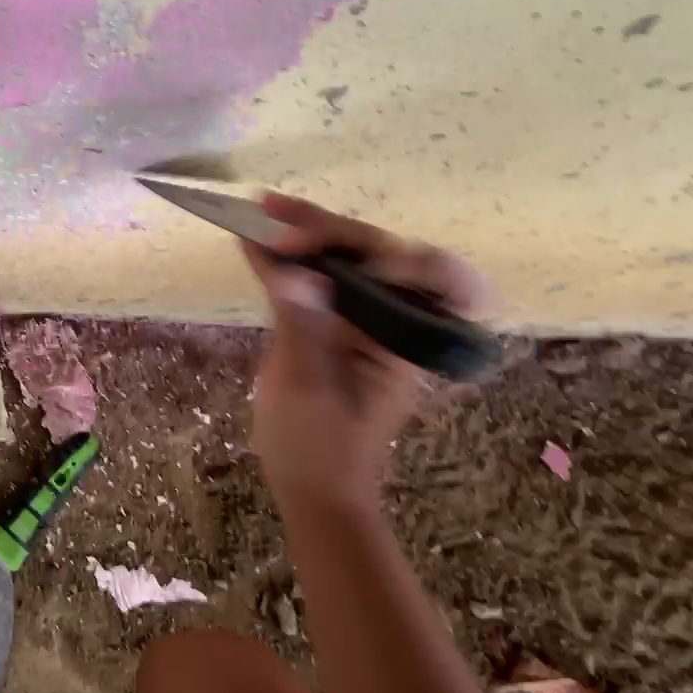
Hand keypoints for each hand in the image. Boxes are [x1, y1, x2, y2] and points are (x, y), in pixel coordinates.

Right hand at [241, 194, 490, 511]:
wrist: (311, 484)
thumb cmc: (318, 446)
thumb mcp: (308, 389)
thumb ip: (302, 326)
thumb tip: (295, 272)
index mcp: (410, 341)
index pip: (441, 282)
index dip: (409, 260)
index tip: (361, 260)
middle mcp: (391, 321)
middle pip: (378, 256)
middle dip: (332, 229)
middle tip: (276, 212)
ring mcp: (356, 319)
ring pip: (343, 259)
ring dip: (305, 230)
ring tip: (261, 208)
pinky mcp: (324, 321)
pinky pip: (310, 276)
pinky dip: (283, 255)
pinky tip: (251, 238)